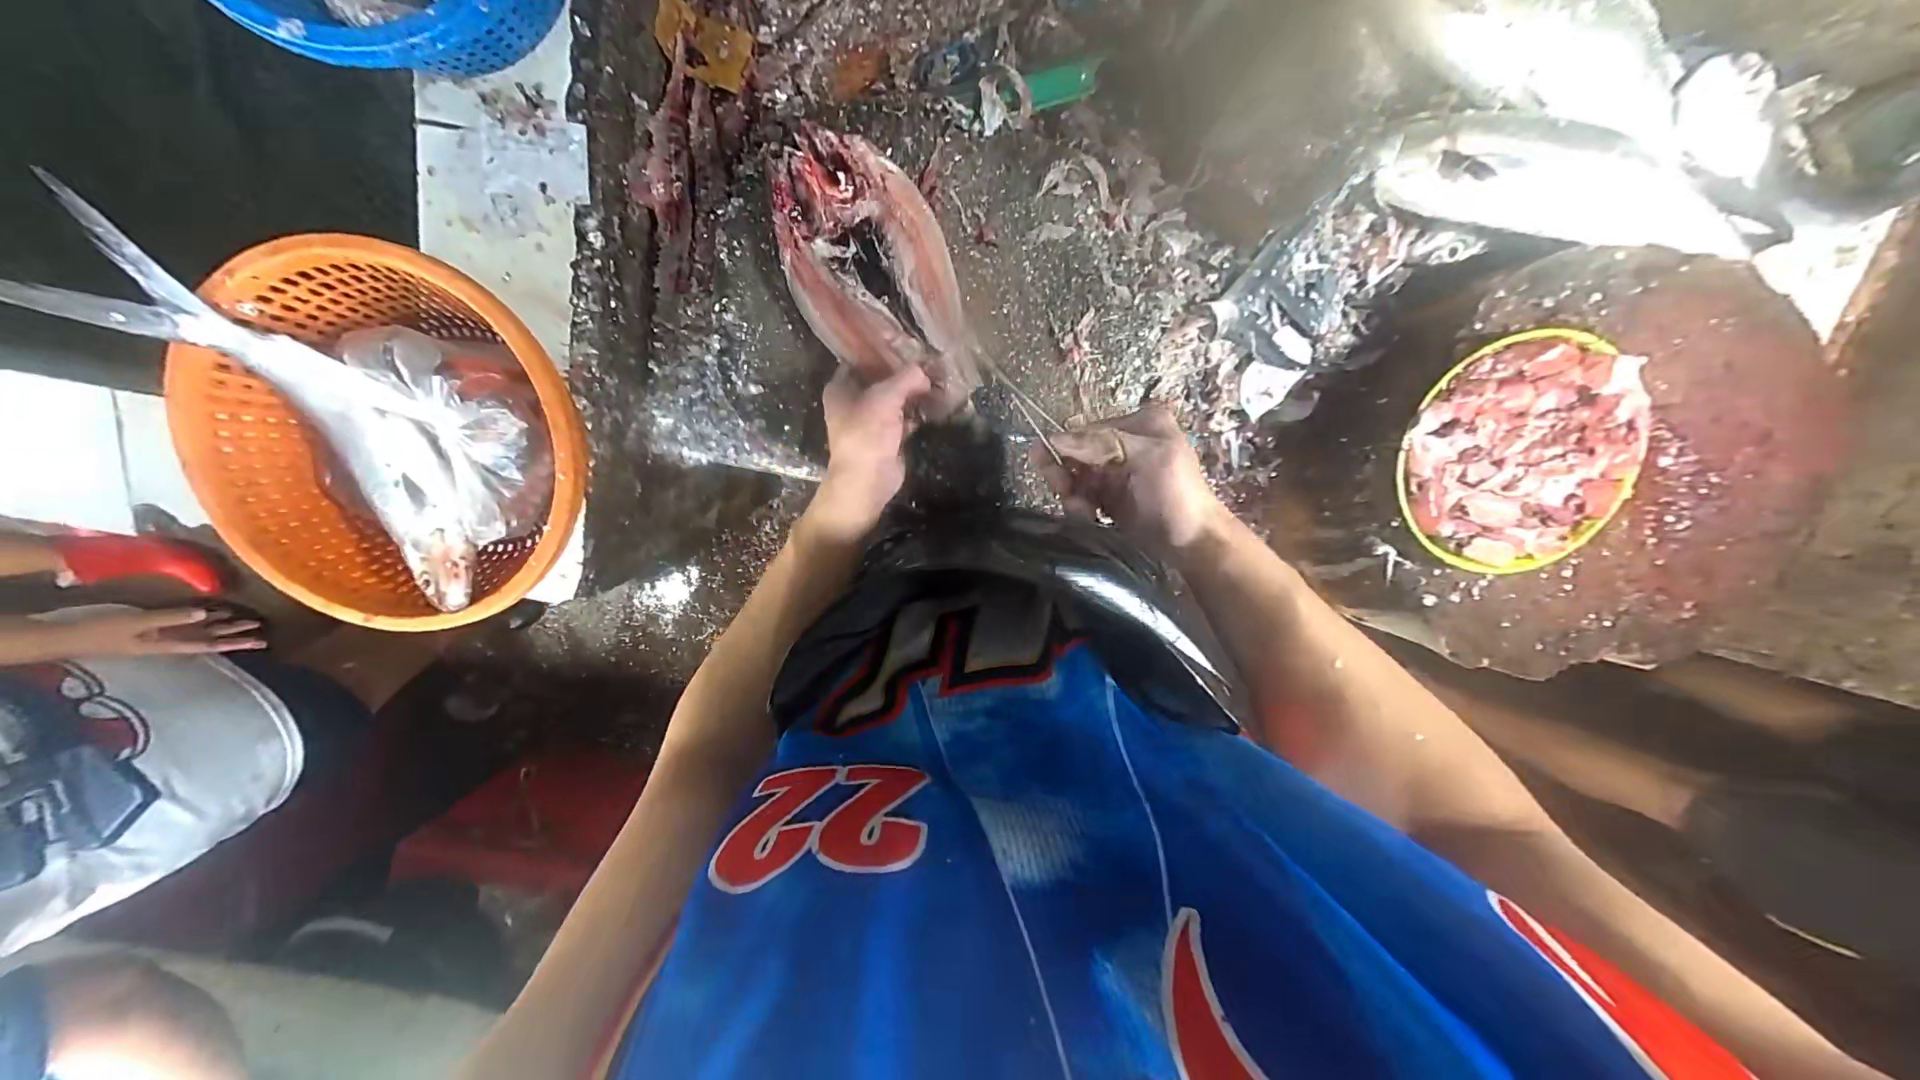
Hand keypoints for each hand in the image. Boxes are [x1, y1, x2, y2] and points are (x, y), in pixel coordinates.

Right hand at [39, 608, 265, 659]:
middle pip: (210, 638)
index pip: (210, 645)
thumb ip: (171, 617)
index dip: (235, 642)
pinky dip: (201, 618)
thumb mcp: (136, 622)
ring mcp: (158, 635)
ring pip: (199, 631)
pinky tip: (212, 611)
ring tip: (246, 620)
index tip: (260, 641)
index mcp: (168, 644)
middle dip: (235, 633)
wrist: (60, 636)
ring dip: (222, 625)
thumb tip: (207, 613)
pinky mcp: (149, 628)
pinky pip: (183, 624)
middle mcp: (168, 642)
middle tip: (261, 628)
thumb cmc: (98, 630)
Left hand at [807, 364, 932, 541]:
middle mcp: (852, 402)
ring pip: (894, 399)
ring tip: (936, 379)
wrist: (867, 480)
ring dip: (912, 393)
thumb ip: (906, 378)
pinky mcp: (886, 437)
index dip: (880, 351)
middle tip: (927, 360)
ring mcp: (870, 421)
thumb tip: (924, 371)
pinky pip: (903, 418)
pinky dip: (916, 412)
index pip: (859, 360)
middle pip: (880, 380)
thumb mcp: (886, 397)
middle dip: (903, 373)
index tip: (904, 342)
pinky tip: (934, 403)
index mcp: (840, 388)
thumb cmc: (867, 433)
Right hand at [1031, 404, 1229, 552]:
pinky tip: (1090, 517)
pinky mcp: (1110, 498)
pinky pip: (1081, 497)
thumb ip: (1100, 443)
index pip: (1086, 429)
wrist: (1191, 543)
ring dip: (1073, 496)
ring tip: (1085, 512)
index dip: (1064, 448)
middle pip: (1075, 453)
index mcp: (1139, 422)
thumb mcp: (1145, 456)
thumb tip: (1051, 439)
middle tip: (1064, 493)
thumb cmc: (1175, 494)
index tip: (1050, 469)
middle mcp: (1124, 443)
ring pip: (1074, 477)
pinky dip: (1079, 508)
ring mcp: (1116, 473)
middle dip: (1066, 474)